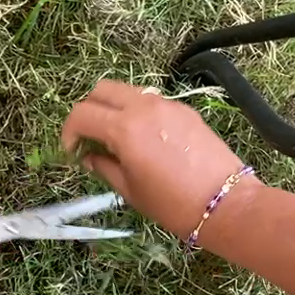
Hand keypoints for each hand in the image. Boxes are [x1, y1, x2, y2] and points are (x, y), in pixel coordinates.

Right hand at [60, 80, 253, 241]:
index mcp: (124, 129)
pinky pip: (150, 101)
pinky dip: (136, 112)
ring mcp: (166, 104)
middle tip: (90, 137)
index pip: (82, 114)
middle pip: (101, 90)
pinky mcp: (184, 109)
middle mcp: (143, 107)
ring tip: (116, 138)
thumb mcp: (129, 190)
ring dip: (113, 108)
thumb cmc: (171, 204)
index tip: (73, 151)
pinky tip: (144, 139)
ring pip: (127, 91)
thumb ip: (103, 166)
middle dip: (88, 110)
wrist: (225, 203)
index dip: (69, 132)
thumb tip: (90, 156)